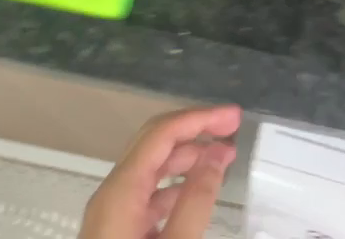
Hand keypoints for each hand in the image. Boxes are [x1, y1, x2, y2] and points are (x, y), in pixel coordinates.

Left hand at [82, 105, 241, 238]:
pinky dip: (174, 181)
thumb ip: (196, 202)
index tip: (235, 117)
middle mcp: (111, 192)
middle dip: (195, 129)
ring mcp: (109, 211)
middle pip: (154, 141)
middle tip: (232, 129)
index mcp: (121, 189)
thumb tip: (217, 156)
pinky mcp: (113, 229)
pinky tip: (195, 190)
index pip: (163, 132)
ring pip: (150, 166)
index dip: (201, 118)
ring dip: (187, 155)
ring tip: (222, 157)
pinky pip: (146, 190)